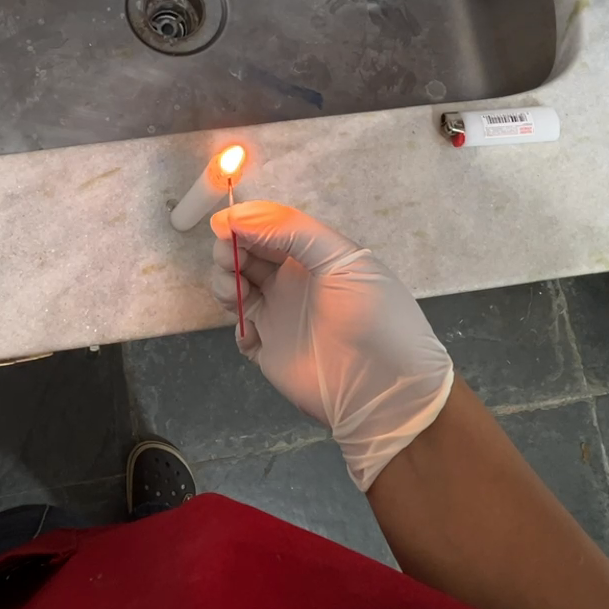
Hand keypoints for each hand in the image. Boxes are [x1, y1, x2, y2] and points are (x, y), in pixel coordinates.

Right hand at [210, 201, 453, 490]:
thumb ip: (291, 231)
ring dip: (225, 282)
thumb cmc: (373, 317)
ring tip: (237, 294)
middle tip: (229, 259)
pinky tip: (253, 333)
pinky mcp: (268, 349)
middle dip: (230, 249)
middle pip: (246, 253)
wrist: (385, 391)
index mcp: (313, 256)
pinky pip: (239, 331)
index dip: (243, 222)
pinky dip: (236, 326)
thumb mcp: (342, 260)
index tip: (223, 223)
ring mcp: (279, 315)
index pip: (268, 228)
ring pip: (235, 287)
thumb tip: (237, 216)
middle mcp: (293, 281)